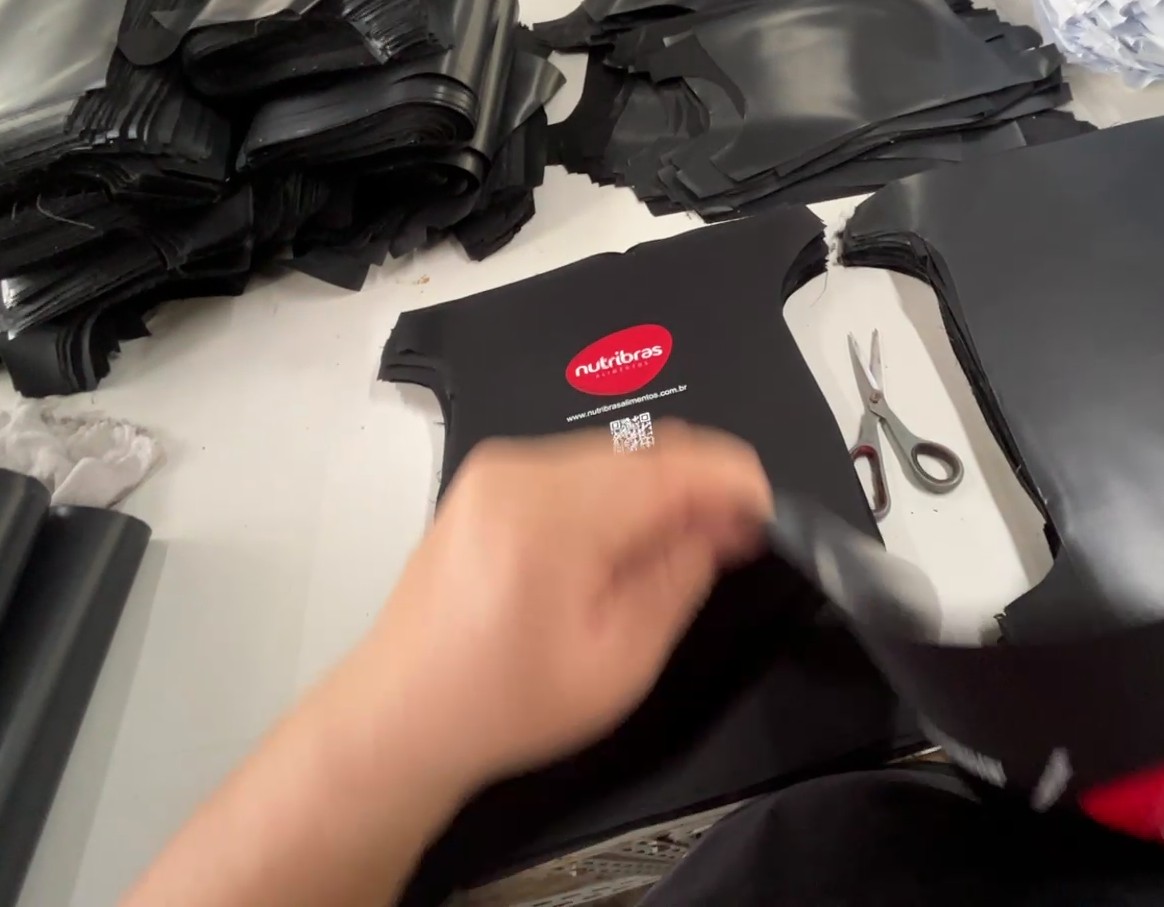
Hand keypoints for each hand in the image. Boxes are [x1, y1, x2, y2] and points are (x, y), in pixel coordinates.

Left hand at [357, 421, 770, 793]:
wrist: (399, 712)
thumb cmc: (505, 704)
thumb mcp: (619, 661)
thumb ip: (681, 576)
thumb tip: (729, 523)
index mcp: (549, 522)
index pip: (669, 467)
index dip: (732, 479)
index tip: (764, 511)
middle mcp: (520, 473)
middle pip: (646, 450)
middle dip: (701, 485)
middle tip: (732, 535)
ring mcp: (501, 466)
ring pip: (619, 452)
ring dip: (663, 486)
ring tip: (682, 540)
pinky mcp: (495, 473)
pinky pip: (584, 463)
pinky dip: (623, 489)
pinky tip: (630, 532)